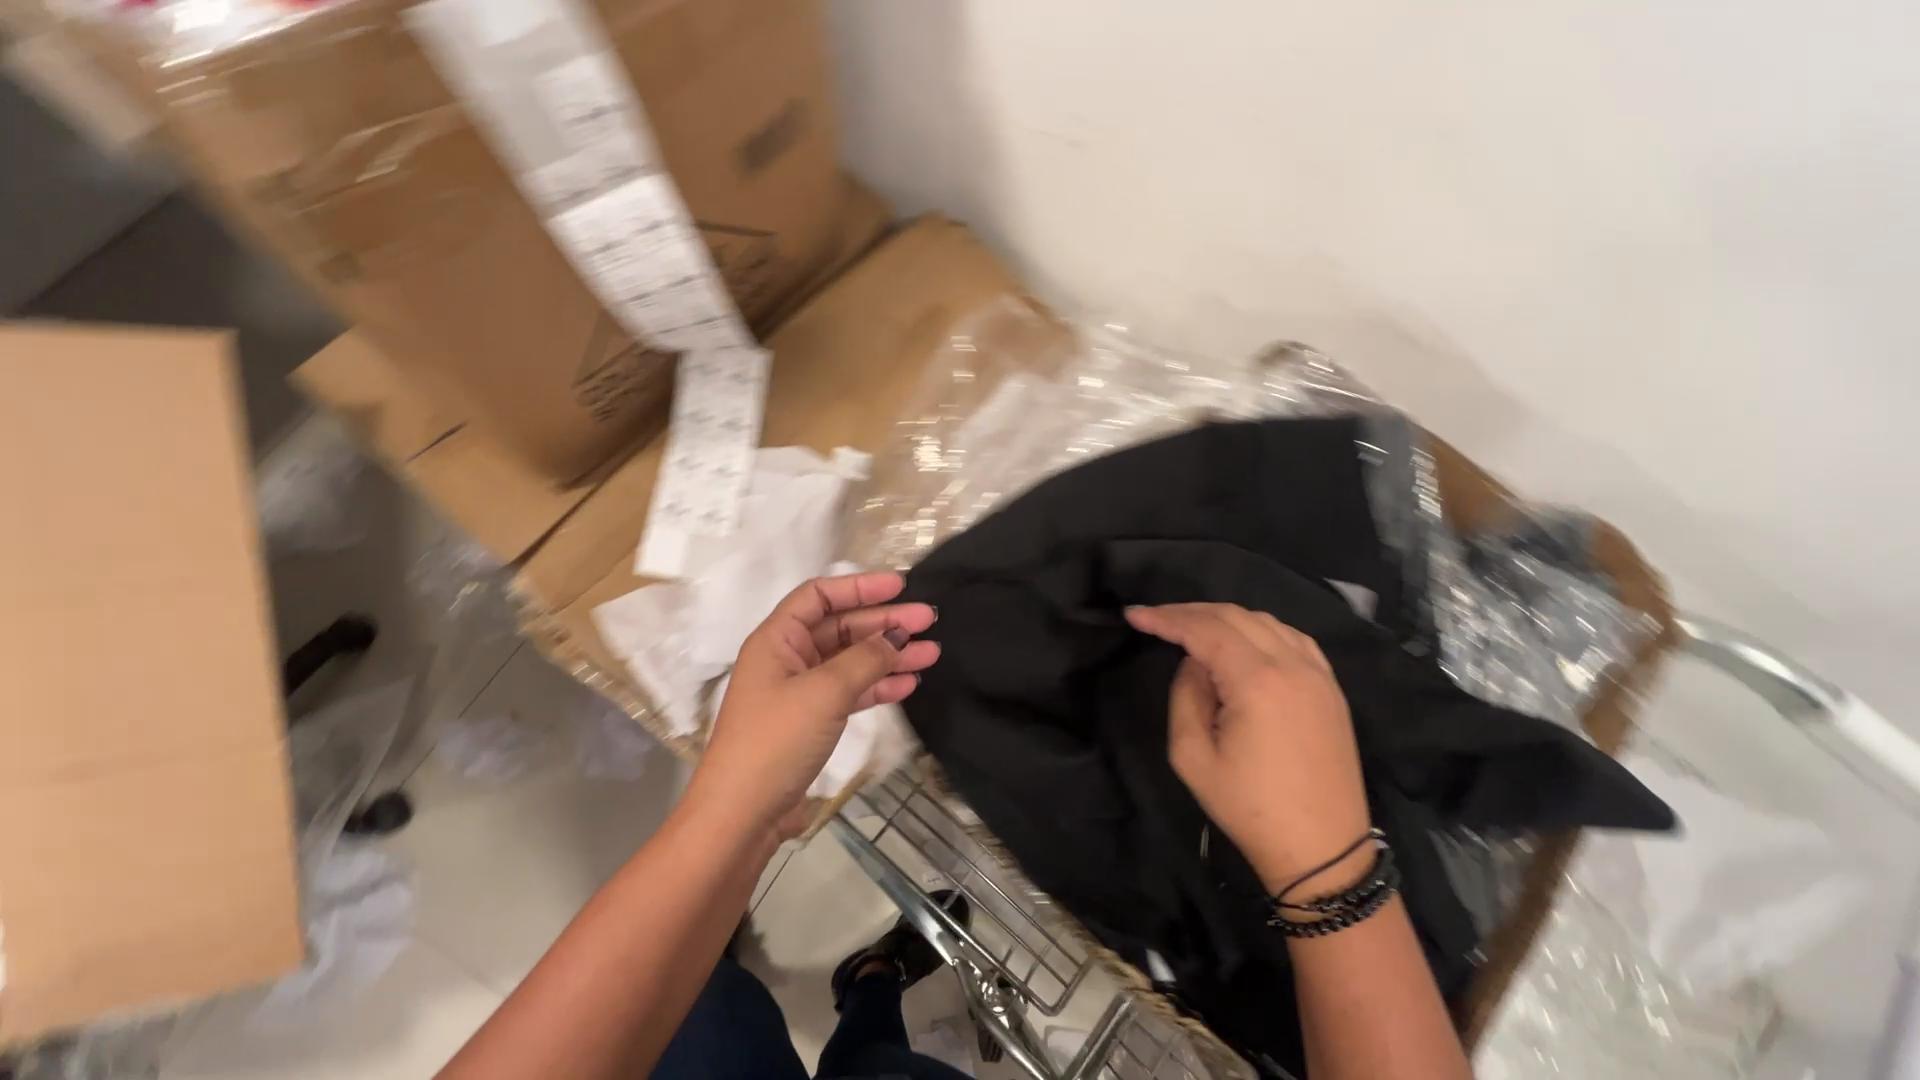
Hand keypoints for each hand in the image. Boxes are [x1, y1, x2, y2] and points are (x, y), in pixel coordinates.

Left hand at [687, 572, 938, 839]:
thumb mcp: (823, 692)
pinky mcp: (812, 722)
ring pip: (851, 660)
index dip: (860, 586)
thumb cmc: (775, 741)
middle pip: (841, 627)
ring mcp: (800, 691)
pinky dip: (879, 685)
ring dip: (889, 655)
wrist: (742, 815)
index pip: (820, 596)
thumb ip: (864, 659)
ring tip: (932, 653)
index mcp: (777, 639)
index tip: (901, 586)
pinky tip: (909, 683)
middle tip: (929, 621)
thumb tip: (897, 636)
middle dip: (885, 622)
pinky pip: (851, 691)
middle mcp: (787, 658)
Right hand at [1126, 603, 1370, 894]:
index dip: (1166, 617)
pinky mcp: (1331, 688)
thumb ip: (1185, 696)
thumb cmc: (1249, 807)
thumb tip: (1193, 664)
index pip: (1204, 629)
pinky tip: (1243, 641)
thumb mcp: (1192, 756)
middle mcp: (1292, 665)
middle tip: (1157, 618)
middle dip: (1191, 611)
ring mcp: (1318, 675)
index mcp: (1257, 681)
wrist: (1321, 848)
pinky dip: (1261, 630)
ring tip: (1193, 628)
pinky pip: (1294, 638)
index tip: (1133, 615)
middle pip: (1235, 616)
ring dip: (1225, 618)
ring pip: (1266, 621)